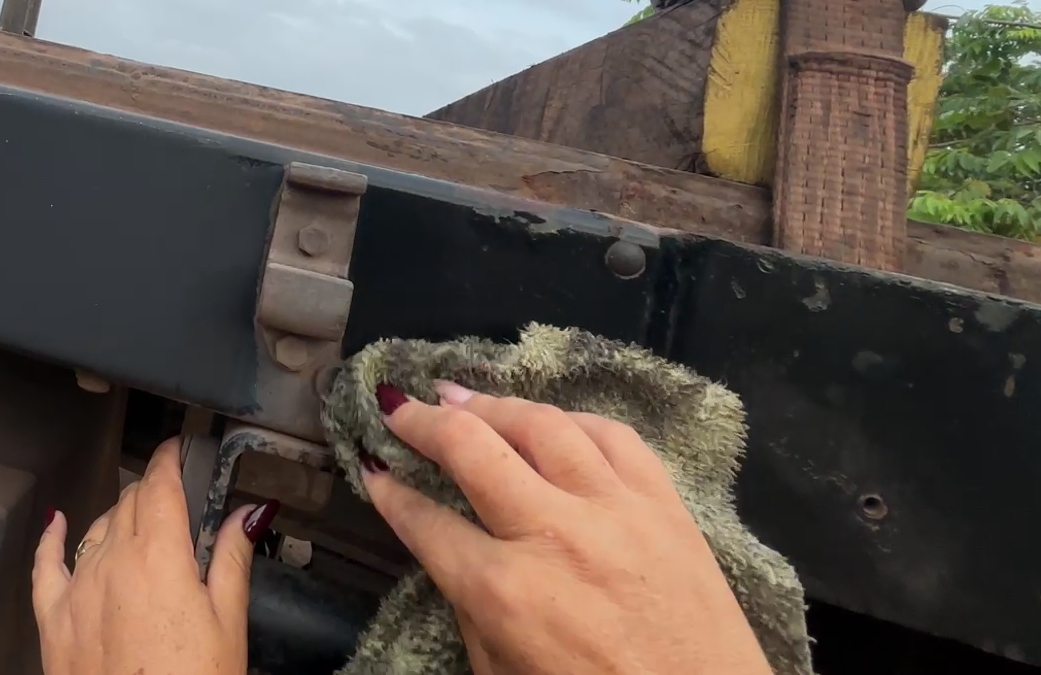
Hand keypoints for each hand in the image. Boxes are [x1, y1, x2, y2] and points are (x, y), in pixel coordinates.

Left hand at [31, 436, 278, 674]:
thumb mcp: (228, 624)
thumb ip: (233, 558)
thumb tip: (250, 510)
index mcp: (158, 553)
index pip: (159, 484)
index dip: (168, 460)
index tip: (176, 449)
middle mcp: (112, 558)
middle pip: (130, 502)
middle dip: (152, 490)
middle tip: (173, 496)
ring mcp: (78, 588)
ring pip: (97, 528)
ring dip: (120, 516)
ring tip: (141, 520)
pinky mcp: (53, 620)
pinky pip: (46, 566)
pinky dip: (51, 539)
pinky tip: (56, 522)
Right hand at [363, 381, 771, 674]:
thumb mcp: (500, 670)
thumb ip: (465, 595)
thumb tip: (439, 530)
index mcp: (507, 594)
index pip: (424, 520)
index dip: (388, 491)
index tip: (372, 468)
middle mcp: (557, 538)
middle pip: (469, 447)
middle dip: (419, 421)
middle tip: (396, 408)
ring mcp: (617, 515)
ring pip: (538, 424)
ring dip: (485, 402)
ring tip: (455, 394)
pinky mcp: (668, 509)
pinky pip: (612, 435)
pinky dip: (569, 420)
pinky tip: (544, 422)